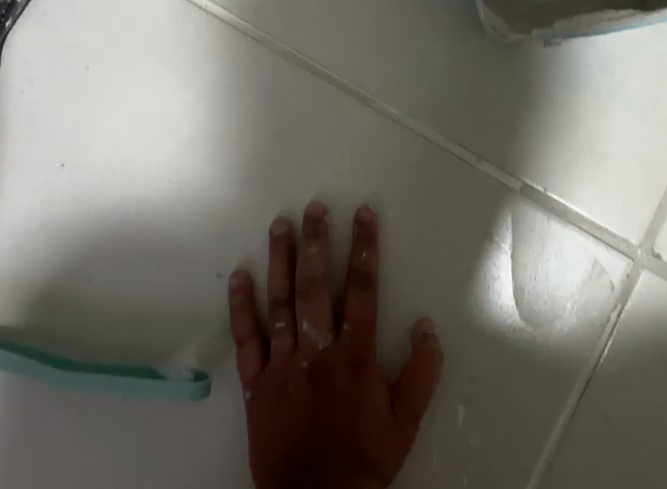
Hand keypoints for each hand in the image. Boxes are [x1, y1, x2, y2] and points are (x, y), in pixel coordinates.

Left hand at [229, 202, 444, 488]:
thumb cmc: (363, 457)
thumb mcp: (406, 419)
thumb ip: (422, 372)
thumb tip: (426, 326)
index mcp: (356, 356)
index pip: (363, 290)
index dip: (365, 248)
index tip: (363, 215)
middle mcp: (318, 352)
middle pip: (317, 287)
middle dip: (317, 242)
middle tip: (315, 208)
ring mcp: (283, 365)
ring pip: (280, 303)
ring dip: (280, 261)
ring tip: (280, 225)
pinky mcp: (256, 385)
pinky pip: (247, 339)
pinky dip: (241, 307)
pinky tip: (239, 276)